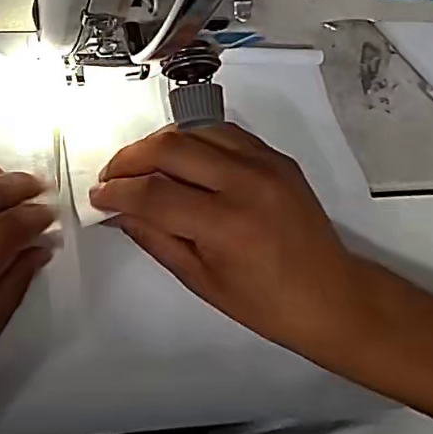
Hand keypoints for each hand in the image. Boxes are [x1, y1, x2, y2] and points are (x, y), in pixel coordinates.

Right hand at [90, 124, 376, 369]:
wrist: (334, 297)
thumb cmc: (270, 304)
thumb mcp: (201, 280)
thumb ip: (156, 238)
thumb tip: (120, 211)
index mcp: (228, 225)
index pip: (153, 193)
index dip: (117, 192)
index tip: (99, 196)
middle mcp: (247, 184)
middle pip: (169, 148)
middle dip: (129, 158)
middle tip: (112, 176)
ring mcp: (265, 164)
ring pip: (194, 129)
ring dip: (157, 143)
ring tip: (139, 163)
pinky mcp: (275, 157)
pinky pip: (222, 131)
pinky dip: (192, 137)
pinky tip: (178, 155)